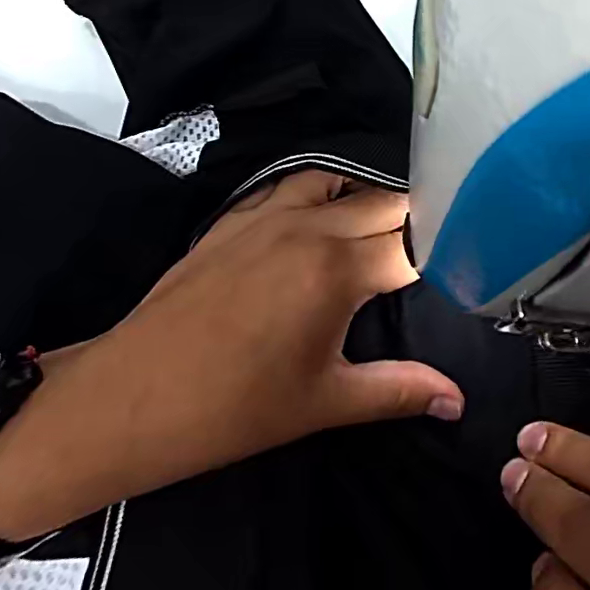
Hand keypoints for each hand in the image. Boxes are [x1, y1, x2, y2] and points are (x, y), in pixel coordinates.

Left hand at [0, 170, 462, 540]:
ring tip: (382, 232)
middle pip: (385, 202)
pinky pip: (291, 183)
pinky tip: (322, 218)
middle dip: (417, 223)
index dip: (445, 255)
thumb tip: (457, 400)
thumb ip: (400, 390)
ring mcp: (266, 214)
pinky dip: (321, 192)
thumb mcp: (325, 401)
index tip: (462, 270)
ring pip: (339, 180)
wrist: (127, 398)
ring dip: (368, 199)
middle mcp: (309, 226)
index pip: (415, 245)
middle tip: (432, 253)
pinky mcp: (234, 217)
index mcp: (337, 270)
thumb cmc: (233, 409)